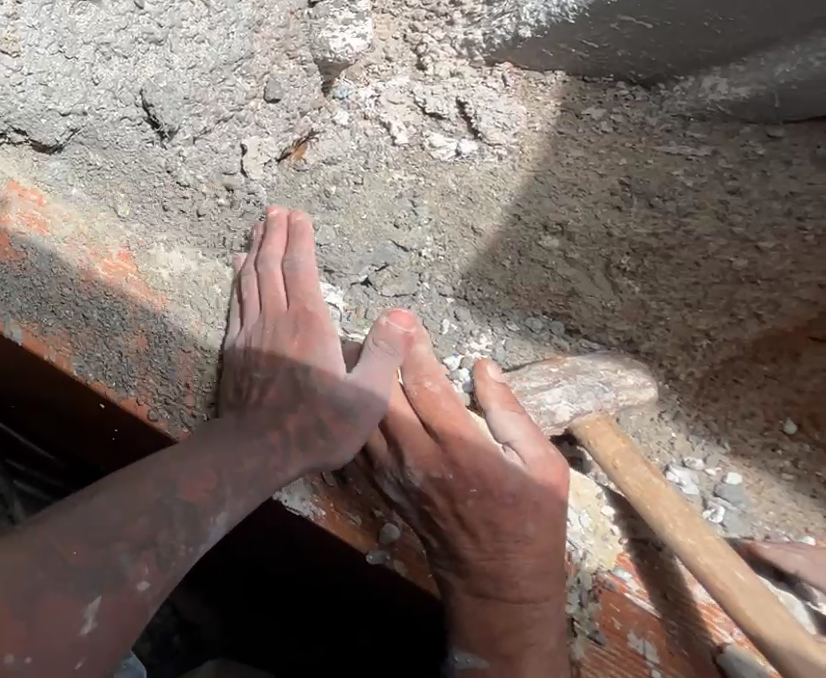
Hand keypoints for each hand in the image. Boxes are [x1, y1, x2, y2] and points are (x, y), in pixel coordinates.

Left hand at [219, 207, 415, 475]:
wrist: (258, 444)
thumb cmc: (319, 426)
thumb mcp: (367, 396)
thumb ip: (384, 352)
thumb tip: (403, 315)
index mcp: (308, 324)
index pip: (301, 269)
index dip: (299, 239)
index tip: (298, 215)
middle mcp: (275, 317)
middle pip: (272, 265)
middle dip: (275, 235)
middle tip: (275, 210)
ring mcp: (250, 328)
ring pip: (250, 278)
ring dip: (255, 249)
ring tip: (258, 228)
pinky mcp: (233, 343)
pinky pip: (236, 299)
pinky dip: (239, 277)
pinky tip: (239, 266)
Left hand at [357, 332, 570, 675]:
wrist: (493, 573)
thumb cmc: (529, 517)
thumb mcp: (543, 467)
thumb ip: (512, 413)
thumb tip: (483, 366)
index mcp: (462, 448)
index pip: (426, 385)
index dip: (414, 349)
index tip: (406, 319)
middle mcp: (418, 455)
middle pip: (381, 391)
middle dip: (376, 353)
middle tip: (374, 326)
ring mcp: (390, 468)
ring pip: (360, 409)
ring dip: (356, 376)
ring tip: (356, 346)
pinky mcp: (375, 478)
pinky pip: (355, 432)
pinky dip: (350, 405)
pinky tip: (348, 383)